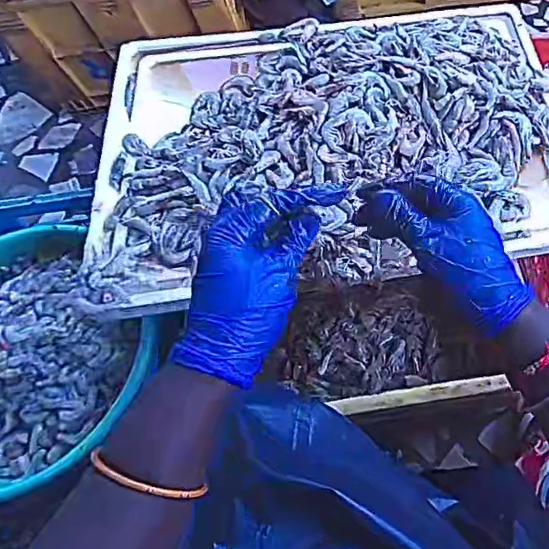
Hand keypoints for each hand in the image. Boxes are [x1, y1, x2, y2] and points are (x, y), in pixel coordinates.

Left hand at [168, 185, 343, 388]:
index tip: (328, 195)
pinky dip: (271, 233)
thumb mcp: (277, 274)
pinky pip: (251, 236)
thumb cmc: (244, 317)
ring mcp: (221, 249)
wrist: (220, 353)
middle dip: (288, 201)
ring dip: (280, 216)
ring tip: (308, 217)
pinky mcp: (227, 264)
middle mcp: (220, 234)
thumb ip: (293, 241)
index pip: (270, 200)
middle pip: (257, 202)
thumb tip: (309, 218)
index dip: (302, 197)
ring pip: (253, 218)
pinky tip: (290, 236)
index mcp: (228, 230)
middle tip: (316, 202)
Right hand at [354, 177, 532, 336]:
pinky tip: (391, 239)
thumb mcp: (428, 238)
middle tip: (363, 213)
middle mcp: (456, 212)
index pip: (415, 183)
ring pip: (416, 218)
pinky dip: (403, 234)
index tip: (366, 195)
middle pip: (415, 200)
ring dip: (392, 221)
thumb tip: (380, 197)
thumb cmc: (470, 271)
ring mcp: (453, 231)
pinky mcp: (450, 249)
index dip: (388, 188)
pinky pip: (422, 234)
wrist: (493, 306)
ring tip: (371, 227)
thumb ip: (401, 215)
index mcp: (456, 200)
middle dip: (387, 206)